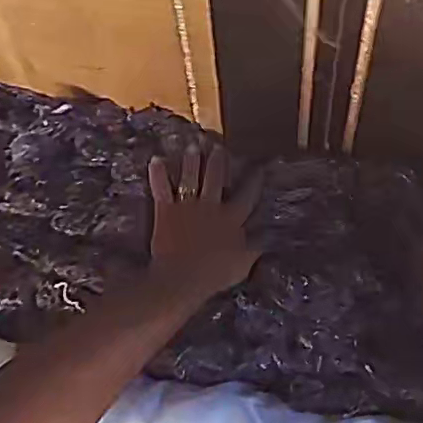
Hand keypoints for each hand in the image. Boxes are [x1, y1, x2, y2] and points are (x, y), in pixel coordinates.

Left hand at [147, 144, 261, 294]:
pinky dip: (158, 174)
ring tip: (193, 146)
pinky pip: (161, 188)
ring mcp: (187, 206)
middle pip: (216, 178)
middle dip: (218, 161)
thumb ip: (254, 249)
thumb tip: (266, 240)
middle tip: (218, 146)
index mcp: (232, 218)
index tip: (260, 166)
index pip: (247, 195)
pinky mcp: (166, 211)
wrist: (182, 277)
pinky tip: (156, 160)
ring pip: (191, 177)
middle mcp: (211, 206)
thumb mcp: (243, 264)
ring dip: (191, 160)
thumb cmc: (214, 274)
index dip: (255, 180)